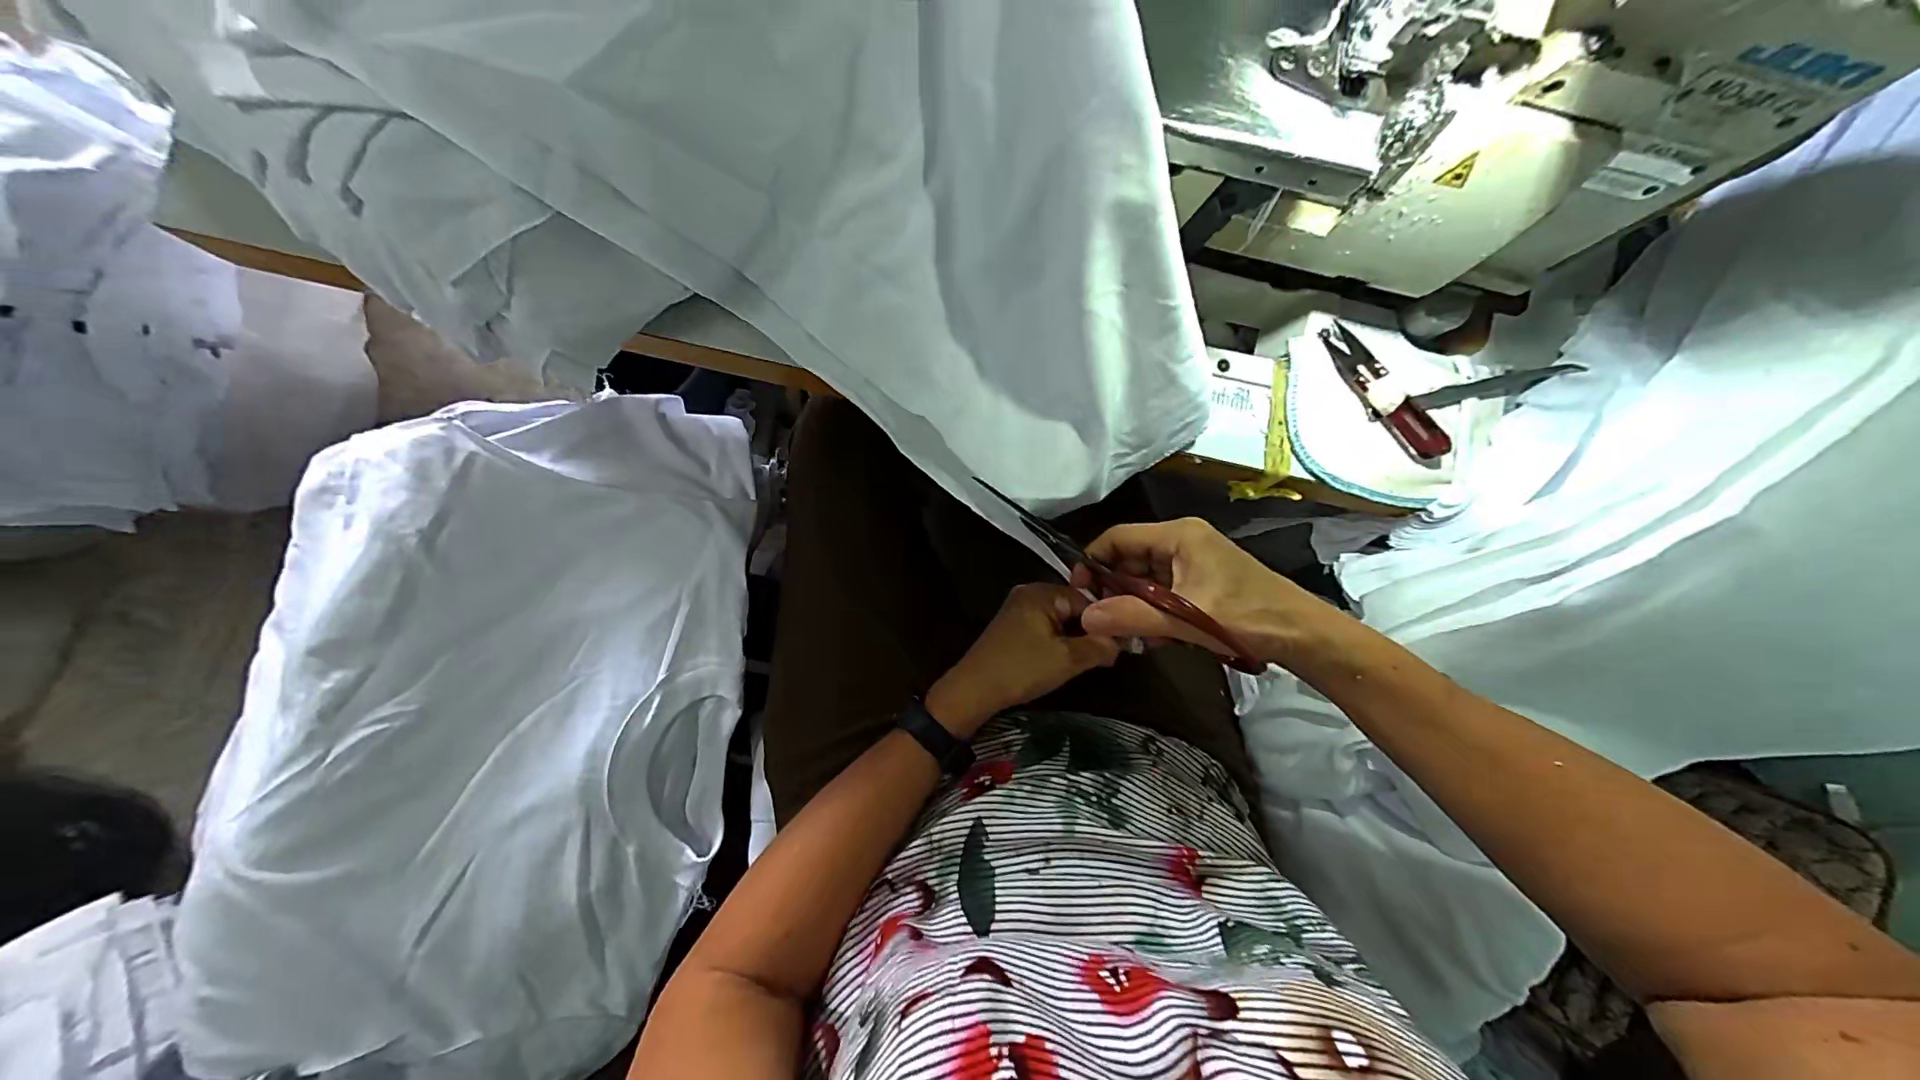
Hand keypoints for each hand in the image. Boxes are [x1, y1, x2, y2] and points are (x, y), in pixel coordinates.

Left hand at [925, 584, 1120, 736]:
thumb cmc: (1022, 669)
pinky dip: (1058, 642)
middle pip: (1073, 608)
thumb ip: (1100, 647)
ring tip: (1089, 661)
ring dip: (1075, 639)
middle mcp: (1029, 592)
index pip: (1088, 600)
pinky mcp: (1012, 626)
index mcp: (1042, 591)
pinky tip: (1064, 661)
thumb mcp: (1068, 659)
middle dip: (1090, 632)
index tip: (1119, 647)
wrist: (974, 689)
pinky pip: (1045, 627)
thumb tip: (1122, 641)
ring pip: (1060, 620)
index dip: (1106, 623)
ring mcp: (1018, 609)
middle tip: (1105, 657)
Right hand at [1072, 518, 1351, 667]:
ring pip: (1144, 579)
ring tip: (1124, 634)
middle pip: (1129, 558)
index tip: (1078, 592)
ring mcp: (1193, 563)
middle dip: (1112, 589)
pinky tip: (1150, 637)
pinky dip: (1152, 612)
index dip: (1092, 561)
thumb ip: (1133, 616)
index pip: (1118, 537)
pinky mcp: (1201, 584)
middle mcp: (1182, 542)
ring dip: (1132, 605)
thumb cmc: (1247, 615)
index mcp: (1179, 535)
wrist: (1302, 635)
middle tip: (1099, 619)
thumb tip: (1085, 617)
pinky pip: (1162, 593)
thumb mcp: (1185, 617)